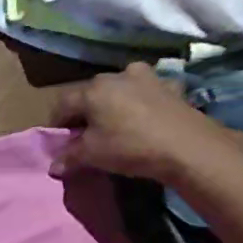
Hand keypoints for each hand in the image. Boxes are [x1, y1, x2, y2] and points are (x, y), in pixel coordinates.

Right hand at [49, 63, 236, 183]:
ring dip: (114, 100)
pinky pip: (149, 90)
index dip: (56, 123)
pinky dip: (143, 99)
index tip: (59, 141)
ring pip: (120, 87)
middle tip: (87, 132)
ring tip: (117, 120)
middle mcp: (117, 76)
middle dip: (85, 111)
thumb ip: (69, 157)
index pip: (62, 104)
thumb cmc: (129, 147)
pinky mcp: (172, 85)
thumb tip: (54, 167)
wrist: (188, 147)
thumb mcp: (91, 155)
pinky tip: (146, 114)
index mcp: (92, 90)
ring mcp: (147, 77)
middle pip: (90, 93)